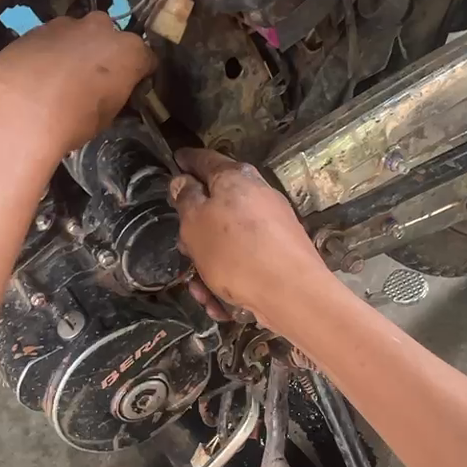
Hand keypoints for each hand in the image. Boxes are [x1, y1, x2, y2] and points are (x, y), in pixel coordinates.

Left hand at [0, 12, 155, 155]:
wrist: (22, 110)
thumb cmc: (76, 119)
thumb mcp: (108, 115)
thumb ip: (116, 94)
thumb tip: (111, 91)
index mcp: (128, 50)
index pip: (147, 57)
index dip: (140, 73)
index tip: (133, 87)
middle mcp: (101, 28)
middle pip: (112, 36)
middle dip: (107, 53)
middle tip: (96, 80)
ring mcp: (67, 23)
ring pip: (80, 34)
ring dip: (78, 50)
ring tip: (64, 79)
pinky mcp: (36, 28)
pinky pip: (53, 38)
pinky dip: (52, 52)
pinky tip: (41, 75)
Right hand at [169, 148, 342, 329]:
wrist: (290, 293)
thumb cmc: (235, 253)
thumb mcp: (195, 224)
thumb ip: (186, 200)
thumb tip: (183, 181)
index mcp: (236, 178)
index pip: (206, 160)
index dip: (187, 160)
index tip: (176, 160)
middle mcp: (258, 196)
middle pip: (217, 207)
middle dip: (196, 233)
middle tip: (184, 252)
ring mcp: (272, 226)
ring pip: (228, 243)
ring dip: (209, 268)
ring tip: (202, 293)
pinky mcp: (280, 255)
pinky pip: (245, 264)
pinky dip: (230, 282)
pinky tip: (222, 306)